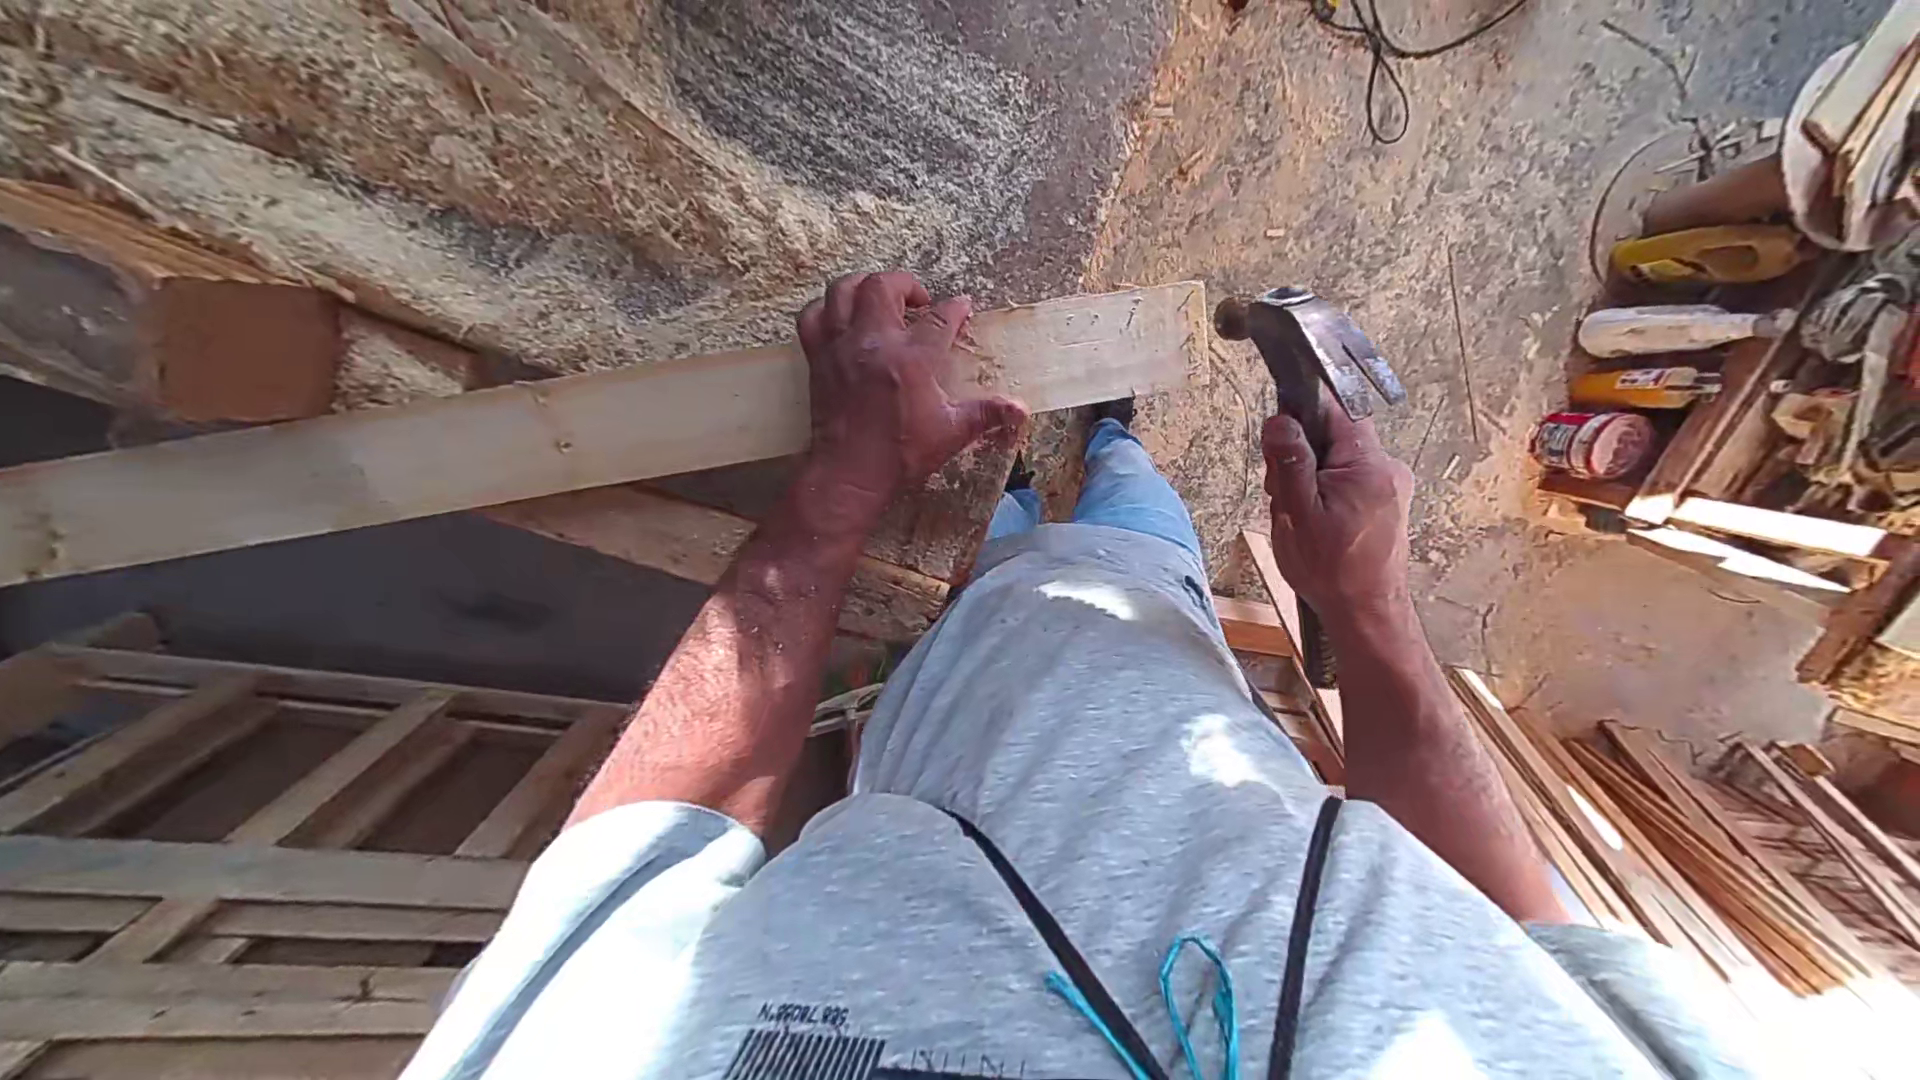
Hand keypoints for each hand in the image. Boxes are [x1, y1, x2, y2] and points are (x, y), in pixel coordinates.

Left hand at [797, 271, 1026, 520]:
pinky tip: (839, 318)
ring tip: (878, 298)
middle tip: (918, 300)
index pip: (940, 318)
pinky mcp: (819, 359)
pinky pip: (812, 317)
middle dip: (905, 284)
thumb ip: (986, 414)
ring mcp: (842, 347)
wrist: (851, 472)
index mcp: (913, 358)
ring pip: (843, 290)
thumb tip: (1020, 408)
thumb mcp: (951, 433)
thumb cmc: (902, 454)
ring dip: (862, 286)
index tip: (962, 308)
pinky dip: (824, 309)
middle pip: (884, 286)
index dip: (956, 308)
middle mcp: (875, 342)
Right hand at [1261, 399, 1413, 626]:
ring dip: (1306, 478)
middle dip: (1298, 458)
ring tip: (1298, 514)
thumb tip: (1279, 421)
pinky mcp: (1382, 500)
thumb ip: (1290, 464)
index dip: (1301, 417)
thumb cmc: (1332, 569)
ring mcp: (1386, 485)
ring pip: (1333, 460)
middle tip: (1284, 495)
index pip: (1335, 412)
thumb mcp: (1299, 513)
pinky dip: (1320, 492)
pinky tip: (1312, 519)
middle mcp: (1385, 468)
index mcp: (1368, 466)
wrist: (1364, 610)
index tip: (1278, 438)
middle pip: (1331, 437)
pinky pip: (1343, 479)